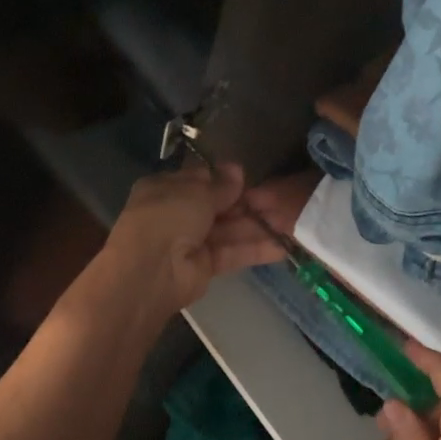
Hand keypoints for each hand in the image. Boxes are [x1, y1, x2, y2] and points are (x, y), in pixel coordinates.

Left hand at [100, 163, 307, 314]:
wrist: (151, 270)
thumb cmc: (168, 215)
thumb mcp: (196, 192)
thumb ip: (220, 184)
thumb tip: (237, 169)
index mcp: (164, 187)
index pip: (198, 178)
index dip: (222, 178)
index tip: (249, 177)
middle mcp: (176, 212)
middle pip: (216, 205)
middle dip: (245, 203)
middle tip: (277, 200)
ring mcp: (190, 240)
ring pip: (227, 229)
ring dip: (255, 226)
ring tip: (289, 222)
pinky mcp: (204, 266)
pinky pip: (231, 253)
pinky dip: (253, 249)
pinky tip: (282, 246)